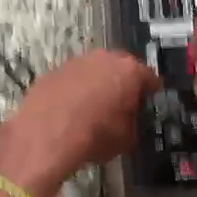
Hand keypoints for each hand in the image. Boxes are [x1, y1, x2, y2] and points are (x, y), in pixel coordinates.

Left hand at [0, 50, 160, 196]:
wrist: (45, 135)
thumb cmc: (95, 135)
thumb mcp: (127, 138)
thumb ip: (132, 121)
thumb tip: (127, 118)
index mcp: (130, 71)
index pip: (149, 78)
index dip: (150, 92)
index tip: (148, 102)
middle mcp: (104, 58)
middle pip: (120, 67)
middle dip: (122, 82)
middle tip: (122, 102)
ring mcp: (75, 61)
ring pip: (93, 69)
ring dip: (96, 83)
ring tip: (94, 106)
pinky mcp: (52, 71)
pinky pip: (71, 79)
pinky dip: (74, 89)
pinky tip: (70, 108)